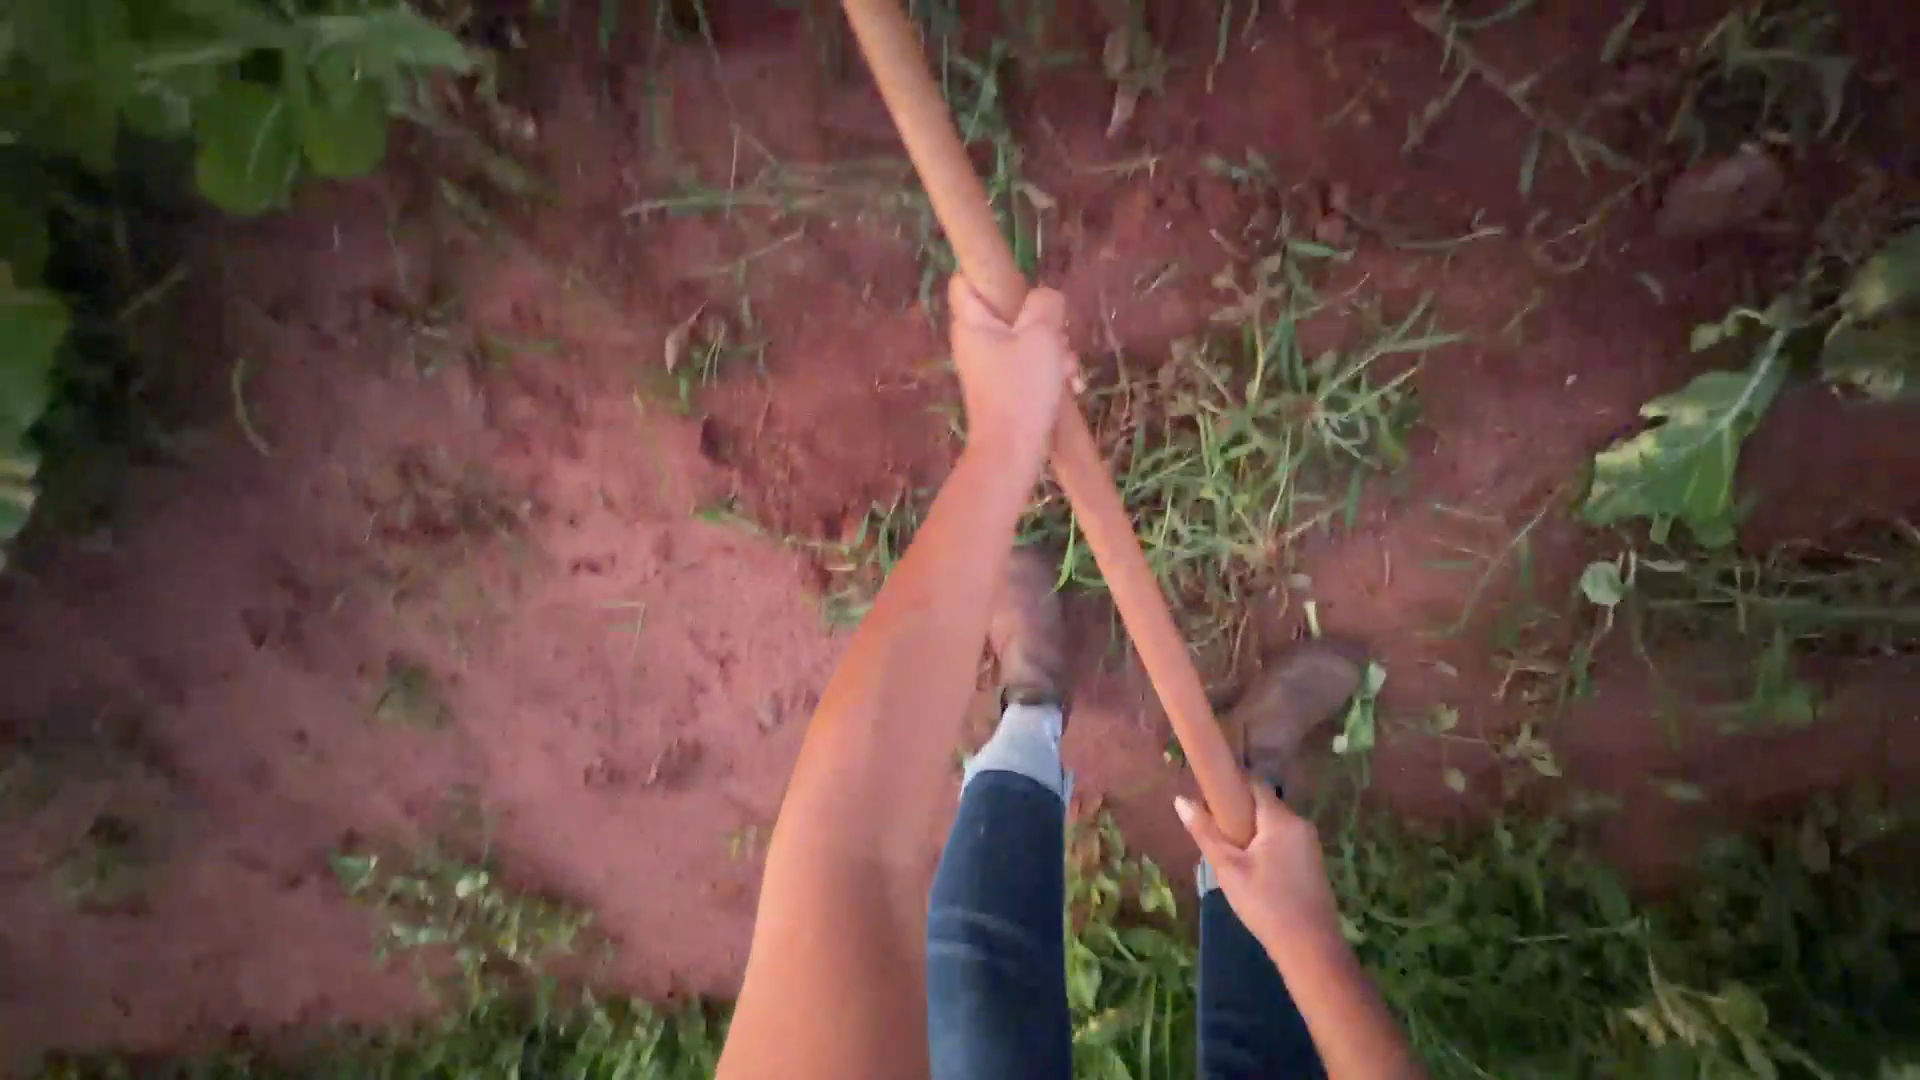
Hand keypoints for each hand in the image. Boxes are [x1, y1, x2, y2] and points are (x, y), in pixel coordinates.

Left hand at [948, 276, 1074, 468]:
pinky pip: (1030, 366)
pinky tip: (1071, 386)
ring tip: (1068, 370)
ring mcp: (990, 366)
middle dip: (1043, 321)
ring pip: (1027, 339)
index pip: (967, 278)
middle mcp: (975, 341)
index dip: (995, 274)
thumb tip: (1045, 300)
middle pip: (1010, 310)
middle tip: (1057, 339)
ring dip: (1054, 350)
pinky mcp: (1005, 388)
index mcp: (971, 322)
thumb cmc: (1021, 391)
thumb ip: (1045, 304)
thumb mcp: (1041, 336)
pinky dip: (1050, 372)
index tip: (1026, 288)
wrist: (1012, 452)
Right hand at [1175, 781, 1343, 953]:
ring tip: (1229, 855)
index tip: (1206, 796)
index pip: (1252, 783)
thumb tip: (1180, 800)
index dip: (1228, 784)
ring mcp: (1310, 845)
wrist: (1312, 952)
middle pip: (1262, 804)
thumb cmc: (1266, 904)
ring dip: (1250, 831)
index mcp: (1281, 819)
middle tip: (1213, 833)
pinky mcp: (1312, 864)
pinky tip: (1251, 870)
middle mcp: (1300, 824)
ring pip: (1272, 824)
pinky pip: (1283, 841)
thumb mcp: (1228, 868)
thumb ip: (1204, 832)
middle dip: (1236, 812)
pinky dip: (1264, 846)